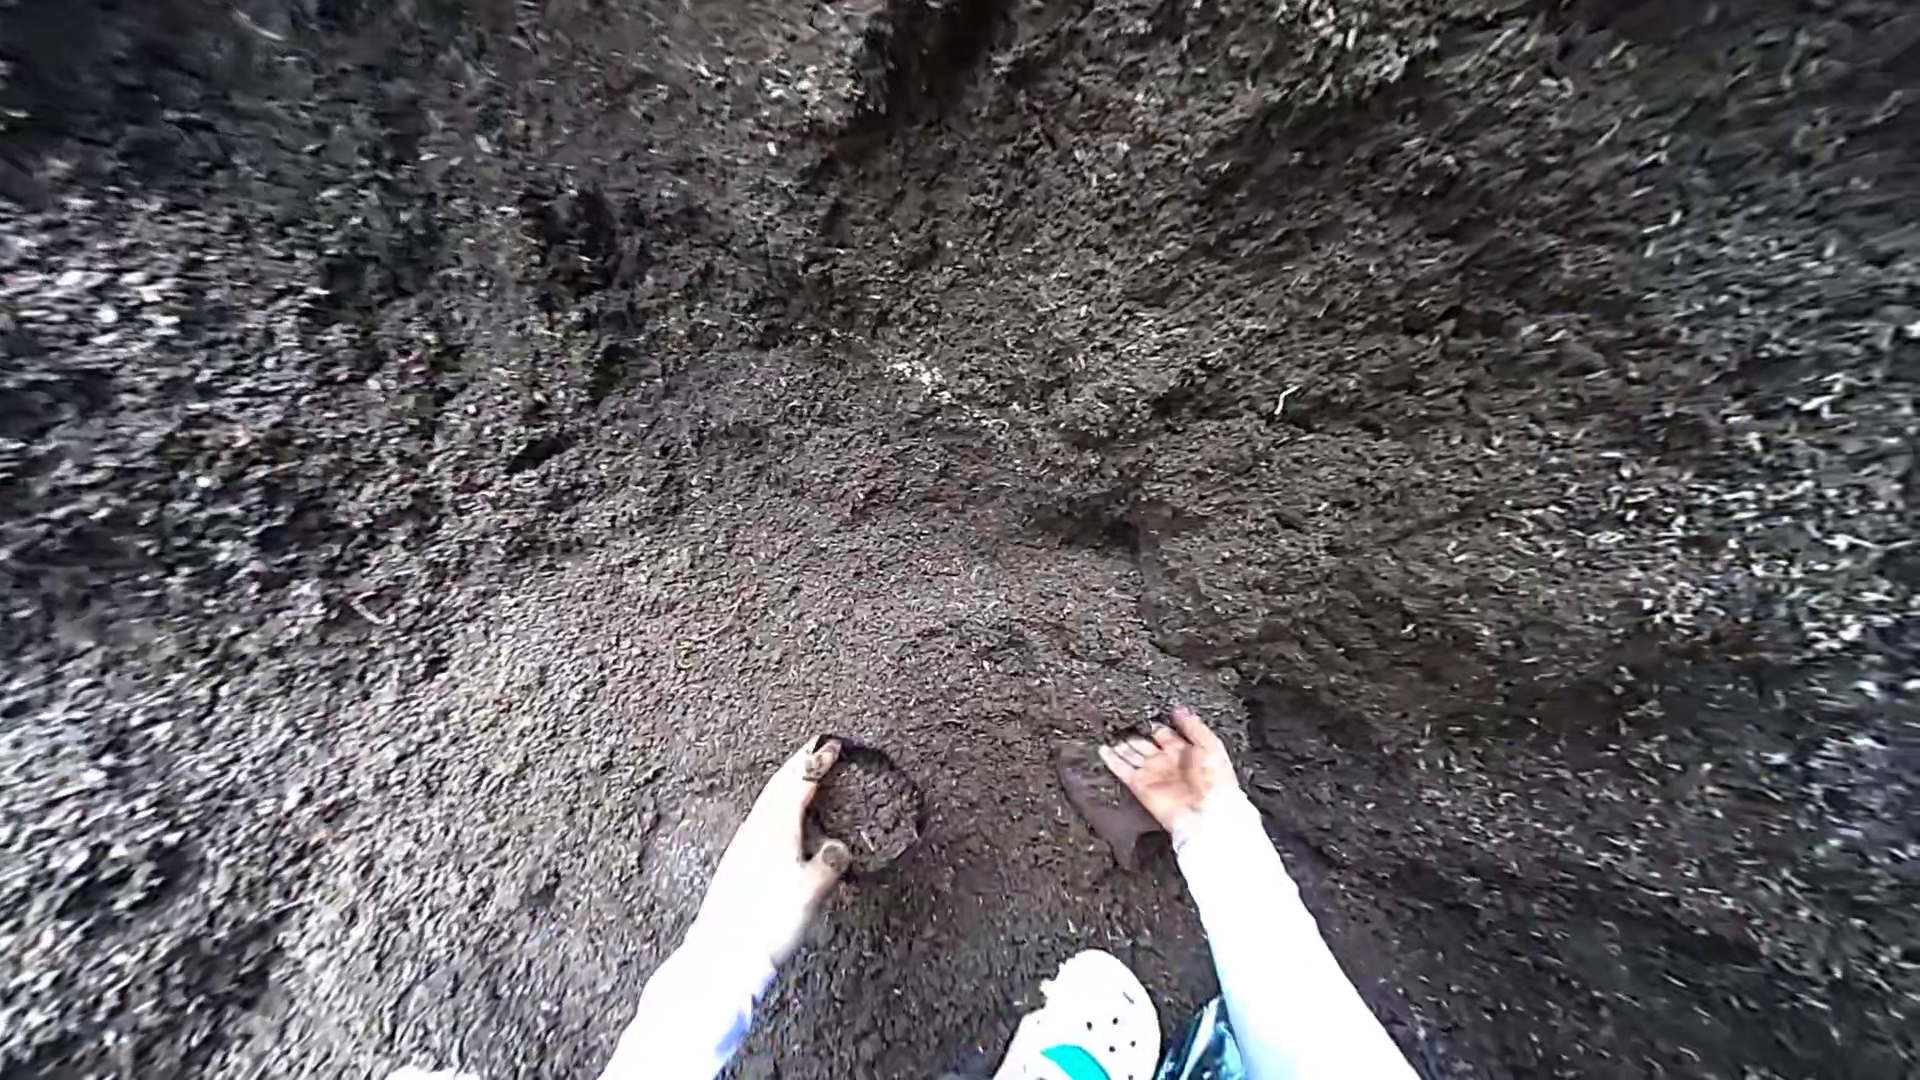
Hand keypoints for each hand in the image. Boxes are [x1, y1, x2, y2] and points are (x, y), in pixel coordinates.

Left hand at [690, 737, 850, 966]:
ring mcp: (743, 845)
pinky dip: (775, 800)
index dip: (816, 761)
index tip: (832, 745)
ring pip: (767, 798)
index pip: (798, 783)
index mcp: (775, 829)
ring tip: (799, 771)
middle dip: (798, 762)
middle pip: (779, 784)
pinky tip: (776, 815)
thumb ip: (830, 863)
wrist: (719, 962)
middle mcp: (756, 831)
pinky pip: (760, 814)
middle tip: (816, 746)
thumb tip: (840, 847)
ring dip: (786, 779)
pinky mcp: (736, 861)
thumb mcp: (810, 893)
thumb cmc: (764, 927)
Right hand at [1099, 706, 1240, 841]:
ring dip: (1120, 746)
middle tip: (1122, 724)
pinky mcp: (1140, 785)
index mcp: (1184, 752)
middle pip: (1144, 744)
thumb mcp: (1210, 744)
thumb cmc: (1215, 781)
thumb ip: (1192, 725)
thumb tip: (1178, 708)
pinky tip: (1103, 749)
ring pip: (1131, 755)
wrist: (1208, 814)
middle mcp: (1166, 762)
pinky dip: (1111, 760)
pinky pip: (1122, 770)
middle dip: (1134, 735)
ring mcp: (1152, 773)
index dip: (1155, 725)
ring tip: (1109, 734)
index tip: (1145, 715)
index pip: (1164, 734)